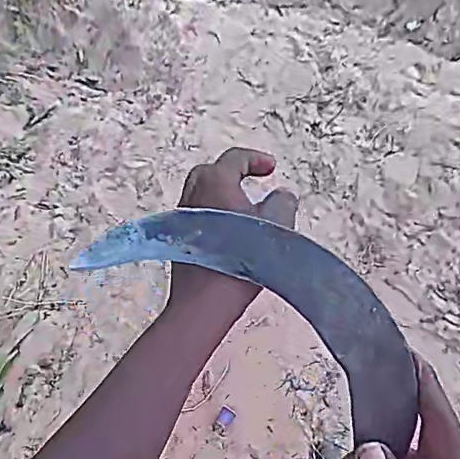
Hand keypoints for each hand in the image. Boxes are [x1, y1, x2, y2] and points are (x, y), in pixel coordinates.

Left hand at [165, 148, 298, 318]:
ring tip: (242, 210)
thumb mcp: (277, 224)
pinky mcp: (176, 240)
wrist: (208, 299)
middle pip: (211, 173)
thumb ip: (283, 202)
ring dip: (221, 196)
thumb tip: (282, 196)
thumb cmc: (240, 261)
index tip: (269, 167)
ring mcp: (180, 218)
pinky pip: (195, 218)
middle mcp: (192, 196)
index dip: (256, 160)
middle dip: (233, 173)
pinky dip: (211, 216)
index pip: (235, 158)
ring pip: (200, 196)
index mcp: (215, 182)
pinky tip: (228, 233)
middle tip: (251, 181)